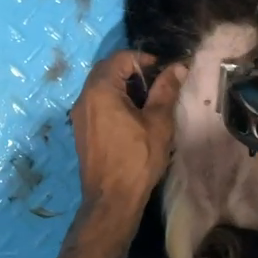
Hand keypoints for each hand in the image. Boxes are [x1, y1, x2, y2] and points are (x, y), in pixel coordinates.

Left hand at [71, 51, 184, 207]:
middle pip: (106, 70)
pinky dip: (112, 100)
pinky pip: (95, 104)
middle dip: (131, 70)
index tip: (163, 71)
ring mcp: (79, 115)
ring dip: (121, 86)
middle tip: (155, 82)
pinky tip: (131, 117)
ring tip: (146, 100)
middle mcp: (84, 98)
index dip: (143, 59)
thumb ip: (165, 91)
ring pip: (99, 87)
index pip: (120, 58)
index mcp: (100, 90)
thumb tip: (178, 67)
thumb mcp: (157, 122)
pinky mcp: (81, 130)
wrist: (111, 200)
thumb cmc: (137, 158)